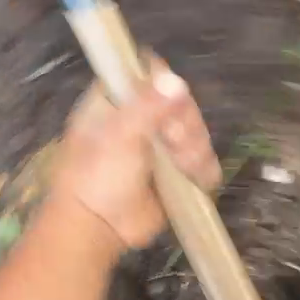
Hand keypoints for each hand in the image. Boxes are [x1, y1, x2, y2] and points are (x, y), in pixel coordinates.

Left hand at [48, 60, 221, 251]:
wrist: (97, 227)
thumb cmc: (96, 176)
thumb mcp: (118, 137)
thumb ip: (147, 107)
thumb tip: (175, 80)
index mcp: (115, 99)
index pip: (145, 72)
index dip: (162, 83)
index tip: (169, 103)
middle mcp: (138, 115)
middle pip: (178, 100)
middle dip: (184, 123)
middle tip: (174, 142)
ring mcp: (157, 142)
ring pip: (193, 128)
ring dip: (195, 146)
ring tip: (183, 166)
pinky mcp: (174, 169)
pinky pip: (200, 156)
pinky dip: (203, 164)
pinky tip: (198, 177)